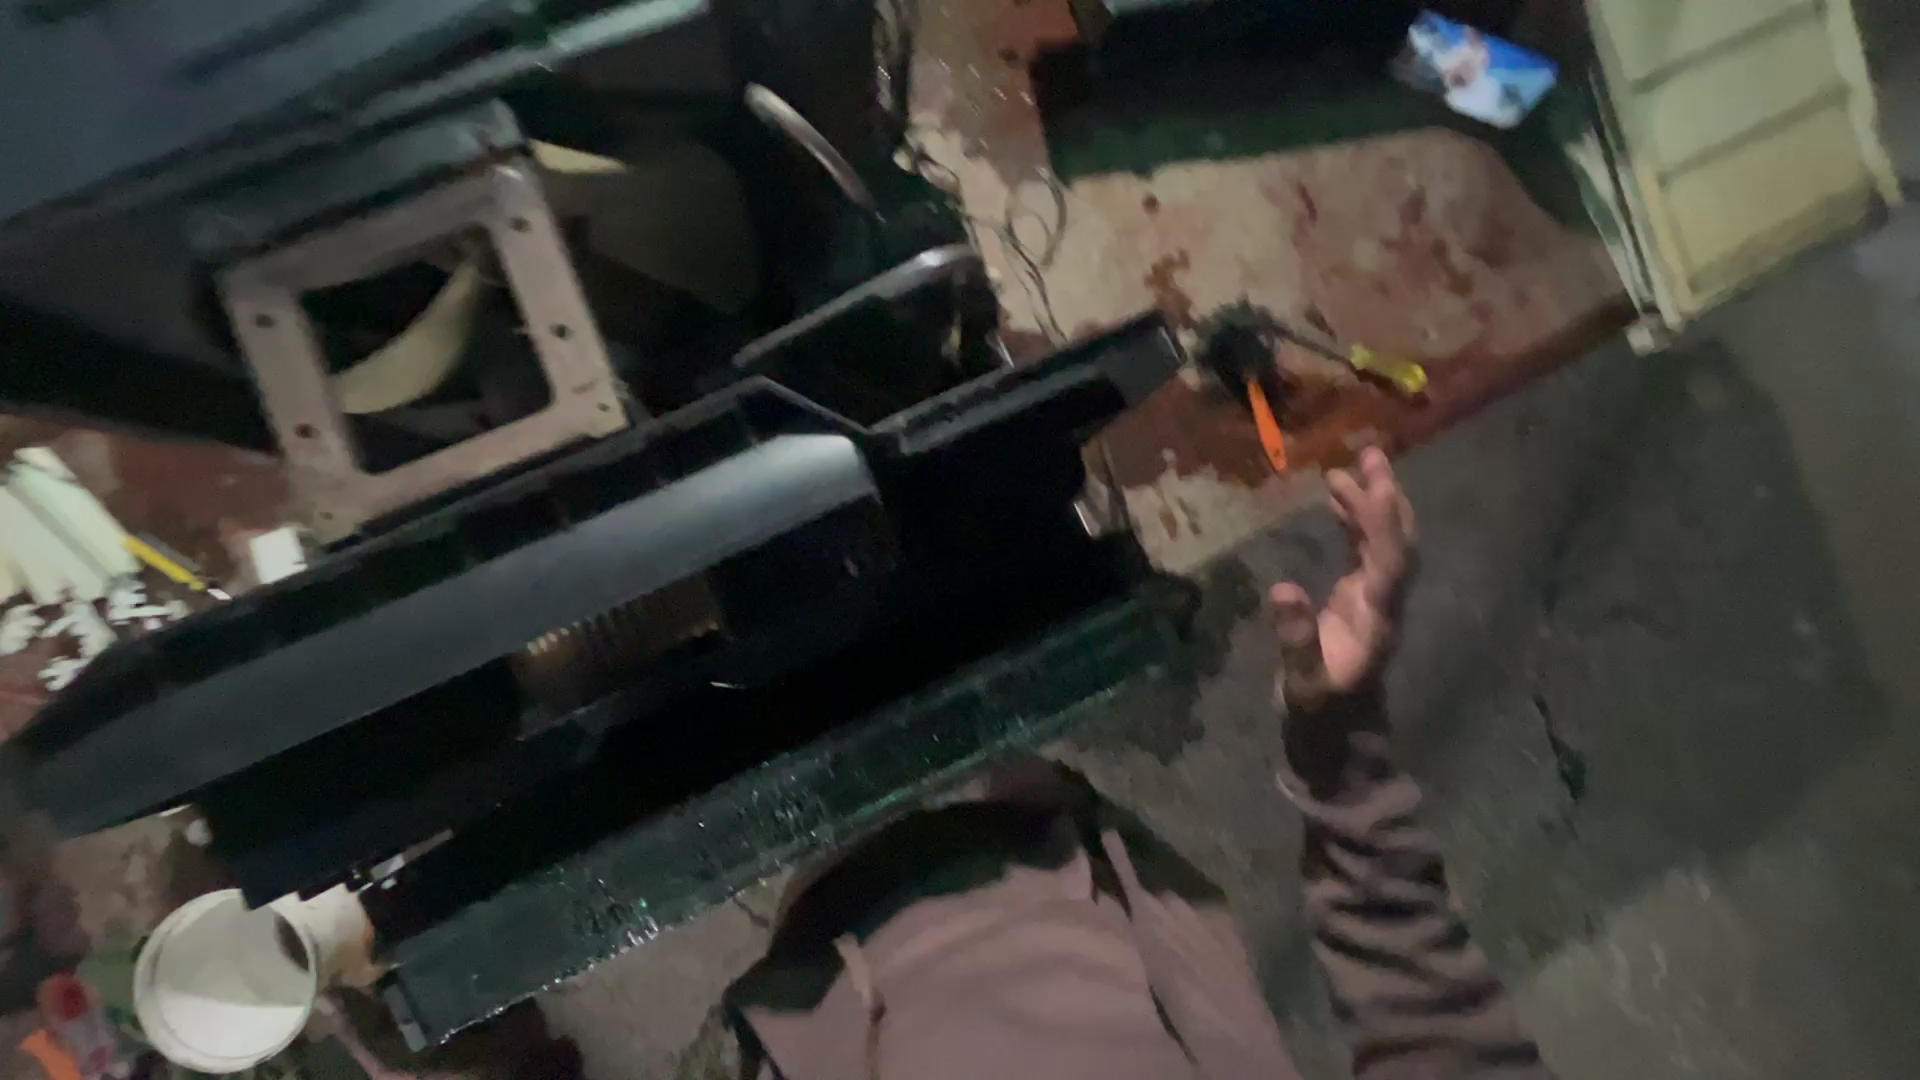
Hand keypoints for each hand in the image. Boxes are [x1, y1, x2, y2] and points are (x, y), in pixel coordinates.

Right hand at [1271, 448, 1416, 709]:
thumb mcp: (1303, 682)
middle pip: (1398, 542)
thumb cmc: (1319, 710)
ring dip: (1371, 506)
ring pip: (1384, 544)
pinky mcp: (1360, 602)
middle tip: (1370, 454)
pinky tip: (1336, 506)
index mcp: (1376, 617)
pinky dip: (1355, 525)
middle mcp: (1384, 601)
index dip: (1380, 519)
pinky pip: (1365, 553)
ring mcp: (1374, 600)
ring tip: (1344, 471)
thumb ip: (1296, 638)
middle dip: (1388, 498)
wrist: (1337, 735)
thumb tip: (1281, 588)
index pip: (1387, 559)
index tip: (1369, 481)